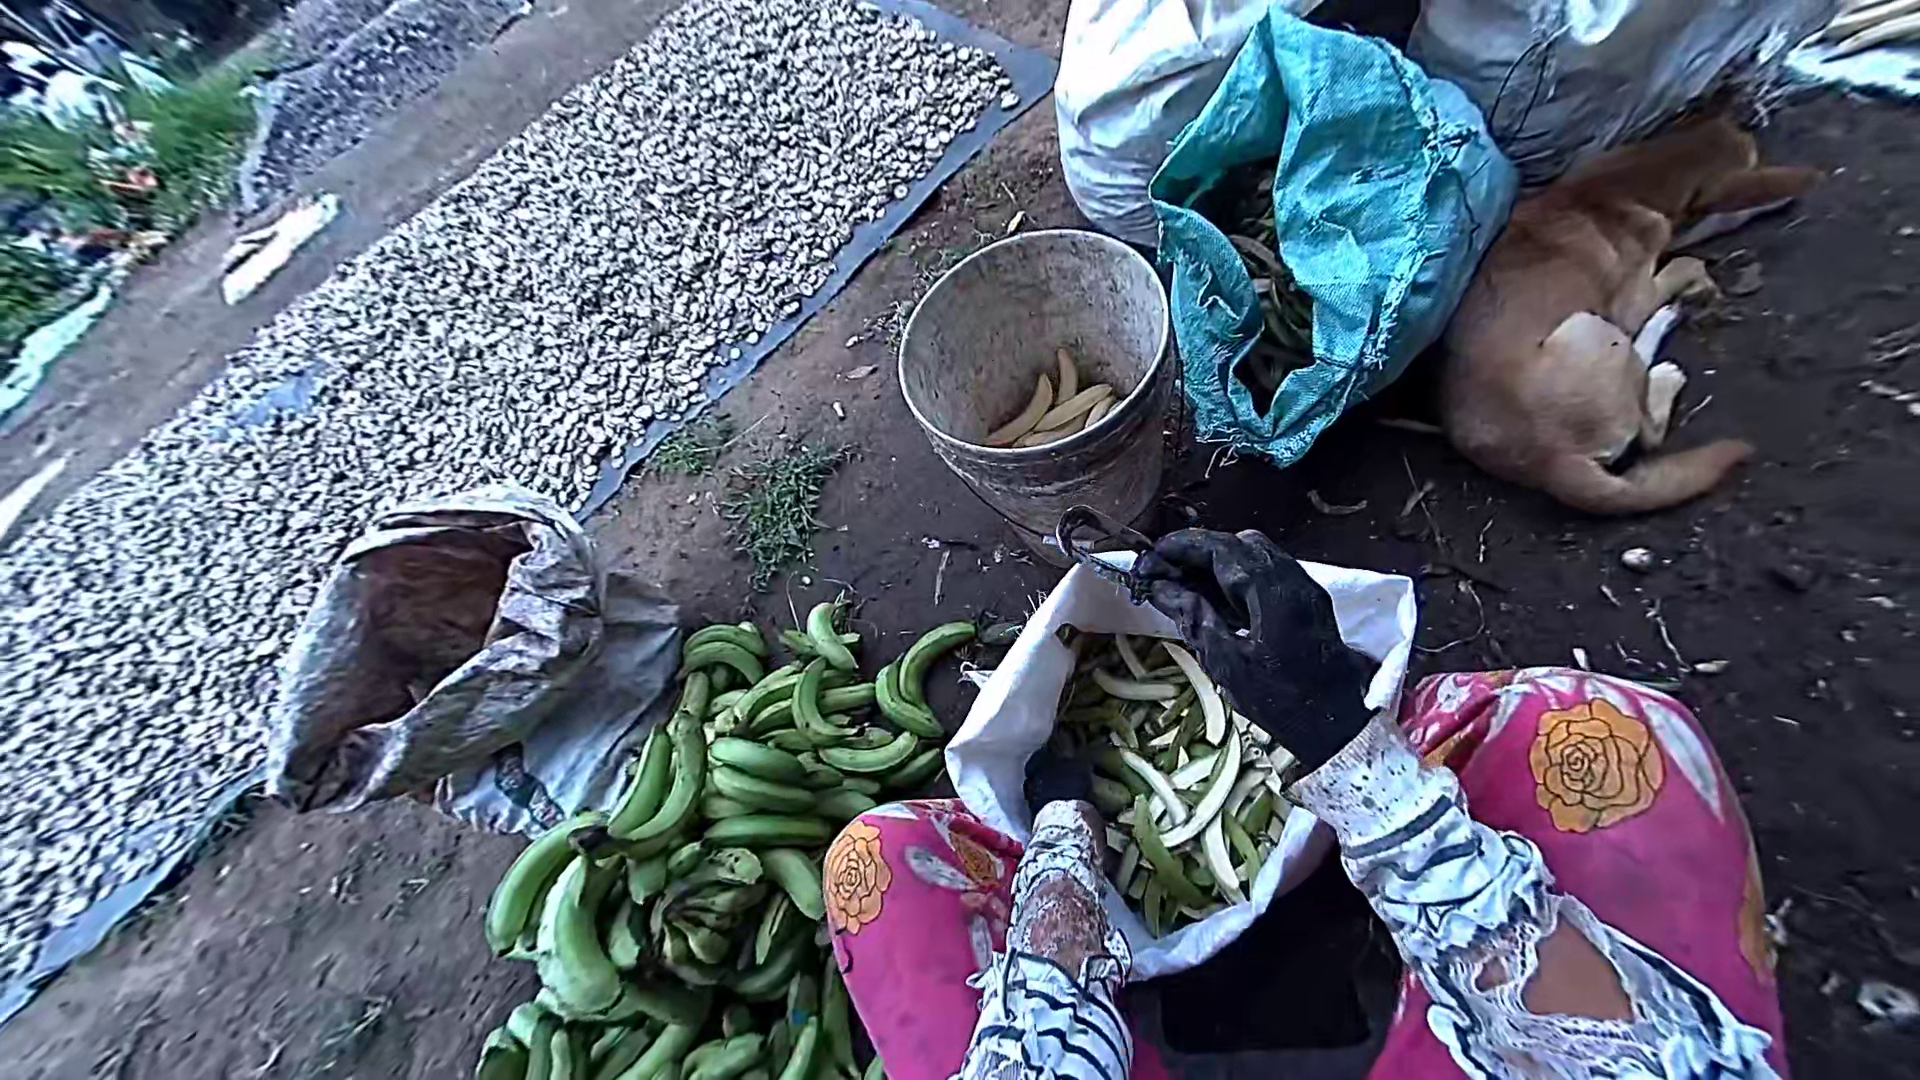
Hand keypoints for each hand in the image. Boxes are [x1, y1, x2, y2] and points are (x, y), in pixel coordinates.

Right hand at [1133, 528, 1374, 772]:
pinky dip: (1231, 576)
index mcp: (1272, 591)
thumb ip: (1193, 617)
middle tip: (1161, 571)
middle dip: (1194, 552)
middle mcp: (1290, 578)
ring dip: (1212, 563)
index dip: (1180, 547)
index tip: (1150, 556)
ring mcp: (1301, 587)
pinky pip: (1262, 572)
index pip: (1219, 548)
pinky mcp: (1302, 599)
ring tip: (1181, 583)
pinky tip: (1211, 597)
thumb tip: (1159, 587)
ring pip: (1250, 555)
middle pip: (1235, 544)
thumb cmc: (1281, 699)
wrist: (1340, 725)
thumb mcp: (1226, 662)